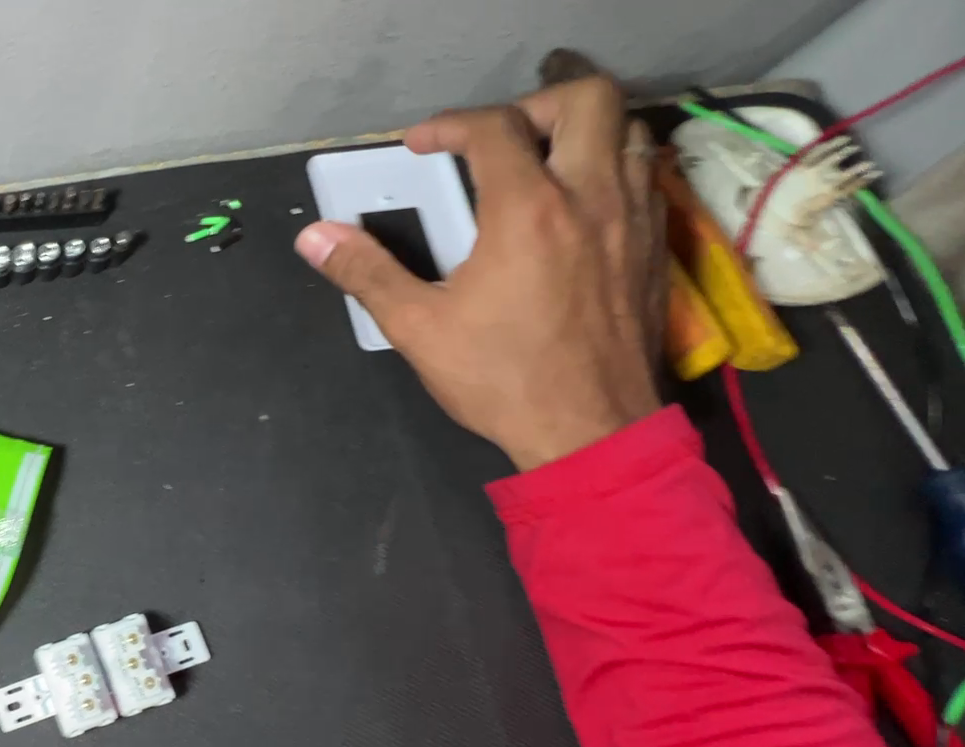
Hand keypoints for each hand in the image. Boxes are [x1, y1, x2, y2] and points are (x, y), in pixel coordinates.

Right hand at [294, 76, 663, 469]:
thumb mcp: (416, 328)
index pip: (494, 130)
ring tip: (534, 166)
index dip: (450, 125)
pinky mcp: (651, 245)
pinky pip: (641, 174)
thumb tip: (314, 238)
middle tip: (491, 143)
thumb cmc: (497, 378)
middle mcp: (590, 198)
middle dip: (530, 106)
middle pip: (584, 100)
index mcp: (527, 212)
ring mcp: (631, 219)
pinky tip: (572, 208)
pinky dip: (606, 166)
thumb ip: (366, 273)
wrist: (587, 426)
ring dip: (577, 131)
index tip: (420, 145)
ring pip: (625, 130)